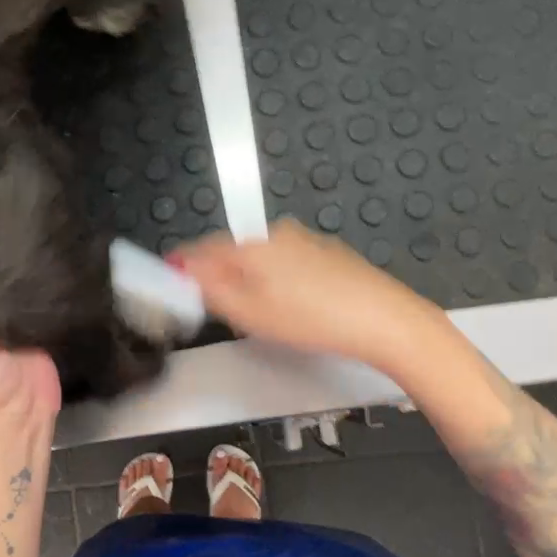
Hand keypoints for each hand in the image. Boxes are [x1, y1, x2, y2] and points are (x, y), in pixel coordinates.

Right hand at [172, 219, 440, 367]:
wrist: (384, 322)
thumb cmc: (314, 319)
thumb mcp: (249, 313)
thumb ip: (209, 289)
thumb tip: (181, 269)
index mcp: (253, 244)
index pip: (202, 249)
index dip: (184, 268)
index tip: (173, 284)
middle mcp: (278, 234)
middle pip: (234, 254)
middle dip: (222, 279)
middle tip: (224, 314)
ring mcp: (307, 242)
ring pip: (263, 261)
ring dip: (252, 283)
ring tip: (263, 320)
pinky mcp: (330, 256)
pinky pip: (289, 266)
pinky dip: (280, 284)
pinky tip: (295, 312)